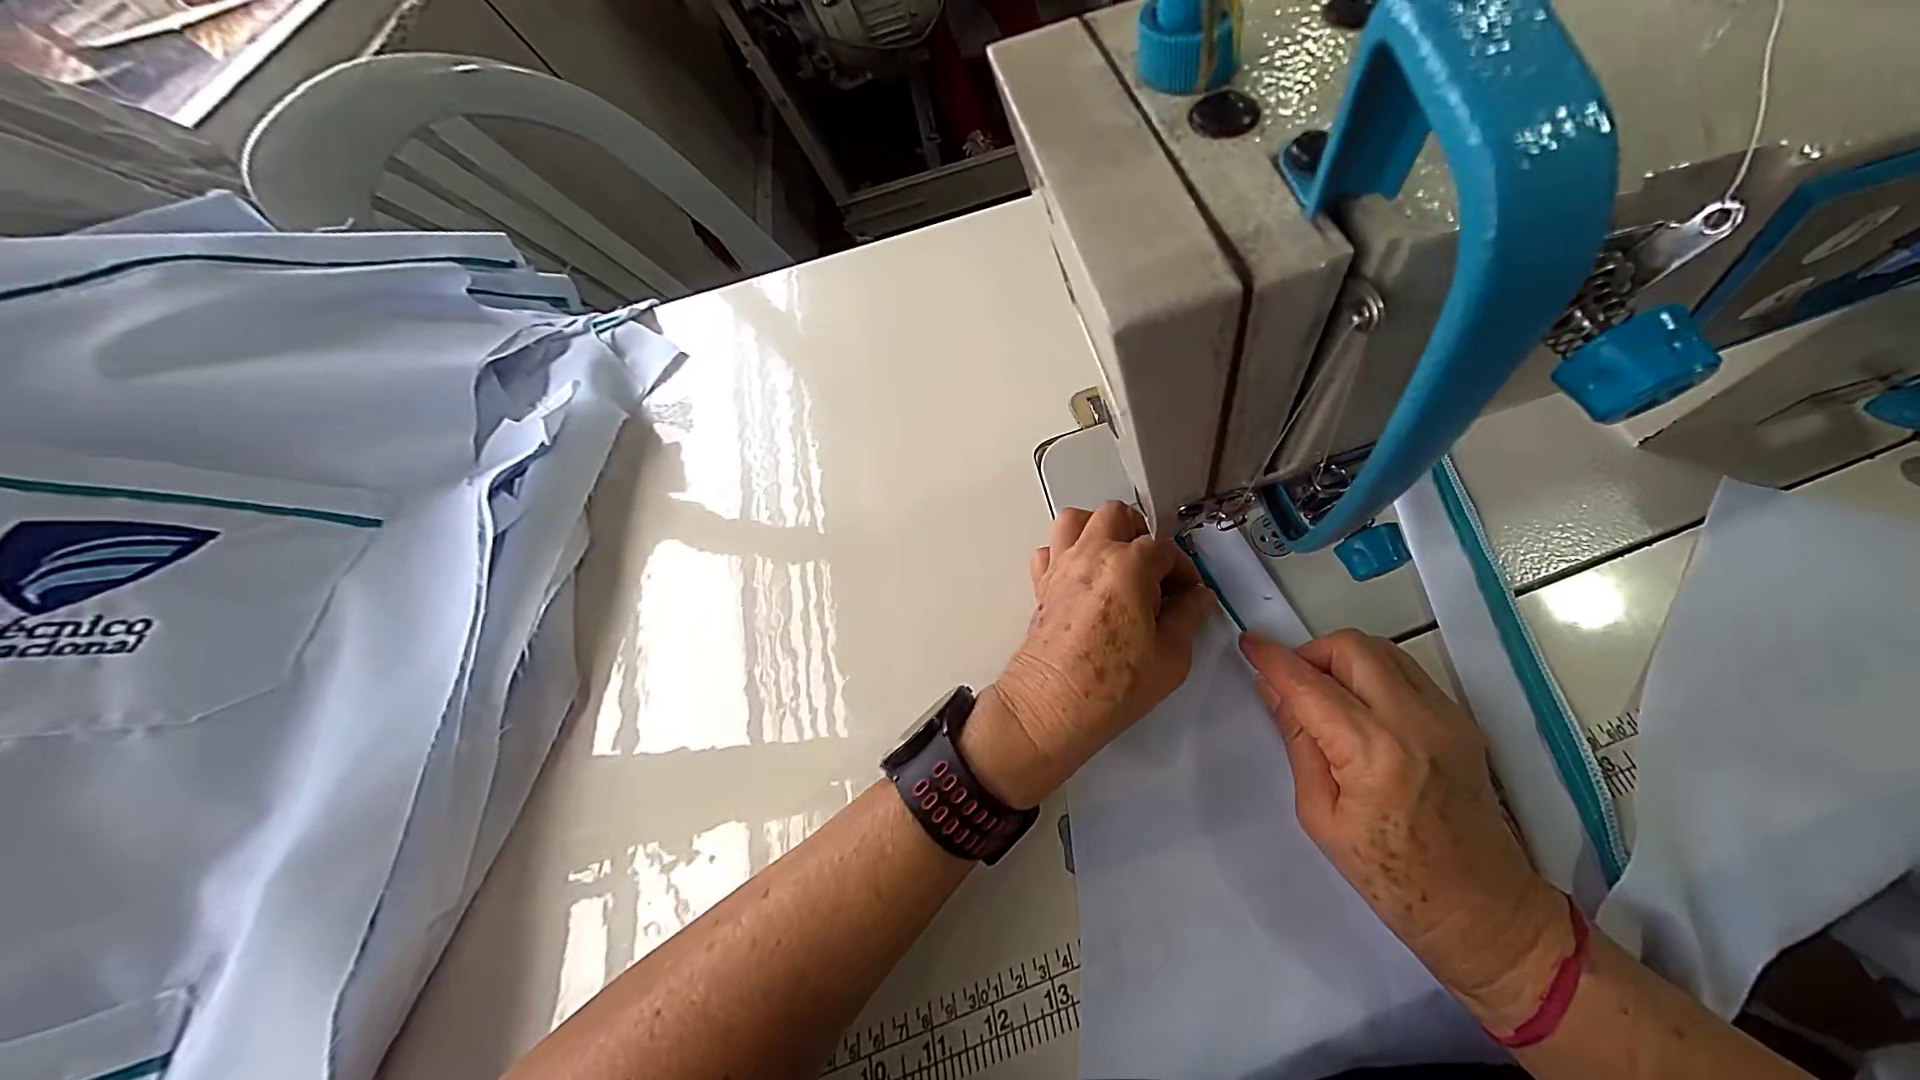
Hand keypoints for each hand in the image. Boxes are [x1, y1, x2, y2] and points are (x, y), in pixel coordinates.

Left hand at [961, 502, 1214, 808]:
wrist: (1051, 706)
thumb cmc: (1106, 685)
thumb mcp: (1170, 656)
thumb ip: (1188, 617)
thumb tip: (1196, 600)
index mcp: (1127, 565)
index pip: (1164, 548)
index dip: (1182, 569)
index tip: (1188, 591)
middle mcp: (1090, 556)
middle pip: (1116, 515)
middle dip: (1140, 533)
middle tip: (1154, 566)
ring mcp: (1061, 568)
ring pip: (1075, 520)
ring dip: (1098, 529)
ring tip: (1116, 559)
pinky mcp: (1042, 587)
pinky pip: (1050, 551)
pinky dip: (1065, 553)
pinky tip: (1082, 575)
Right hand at [1239, 629, 1572, 1031]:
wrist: (1483, 908)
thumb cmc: (1391, 876)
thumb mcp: (1319, 814)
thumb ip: (1299, 742)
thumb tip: (1277, 691)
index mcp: (1372, 752)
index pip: (1308, 683)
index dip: (1272, 658)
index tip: (1250, 645)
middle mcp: (1414, 721)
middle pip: (1351, 647)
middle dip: (1310, 652)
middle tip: (1291, 680)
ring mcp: (1446, 717)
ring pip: (1383, 649)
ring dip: (1342, 659)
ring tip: (1325, 695)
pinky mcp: (1462, 720)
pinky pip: (1406, 672)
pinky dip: (1373, 673)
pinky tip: (1360, 709)